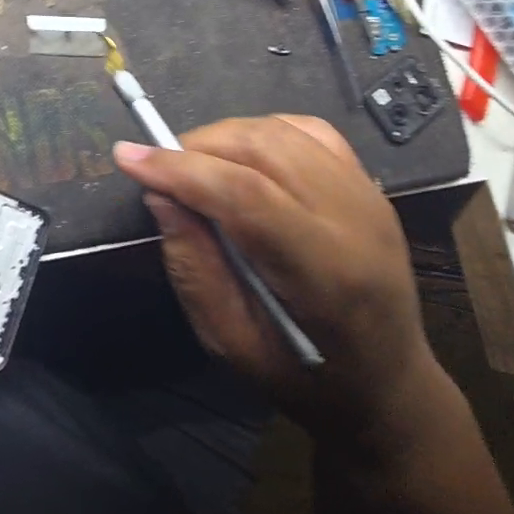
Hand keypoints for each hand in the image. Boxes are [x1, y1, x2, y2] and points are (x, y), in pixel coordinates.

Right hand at [114, 116, 438, 437]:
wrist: (388, 384)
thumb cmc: (303, 375)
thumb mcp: (231, 342)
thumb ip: (193, 268)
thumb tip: (159, 196)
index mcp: (324, 272)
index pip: (245, 194)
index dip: (179, 168)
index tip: (125, 157)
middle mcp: (353, 221)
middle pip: (262, 148)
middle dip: (194, 147)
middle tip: (157, 169)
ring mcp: (367, 196)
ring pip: (281, 130)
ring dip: (223, 136)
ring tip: (192, 165)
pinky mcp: (367, 184)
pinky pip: (308, 131)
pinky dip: (261, 131)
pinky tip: (239, 156)